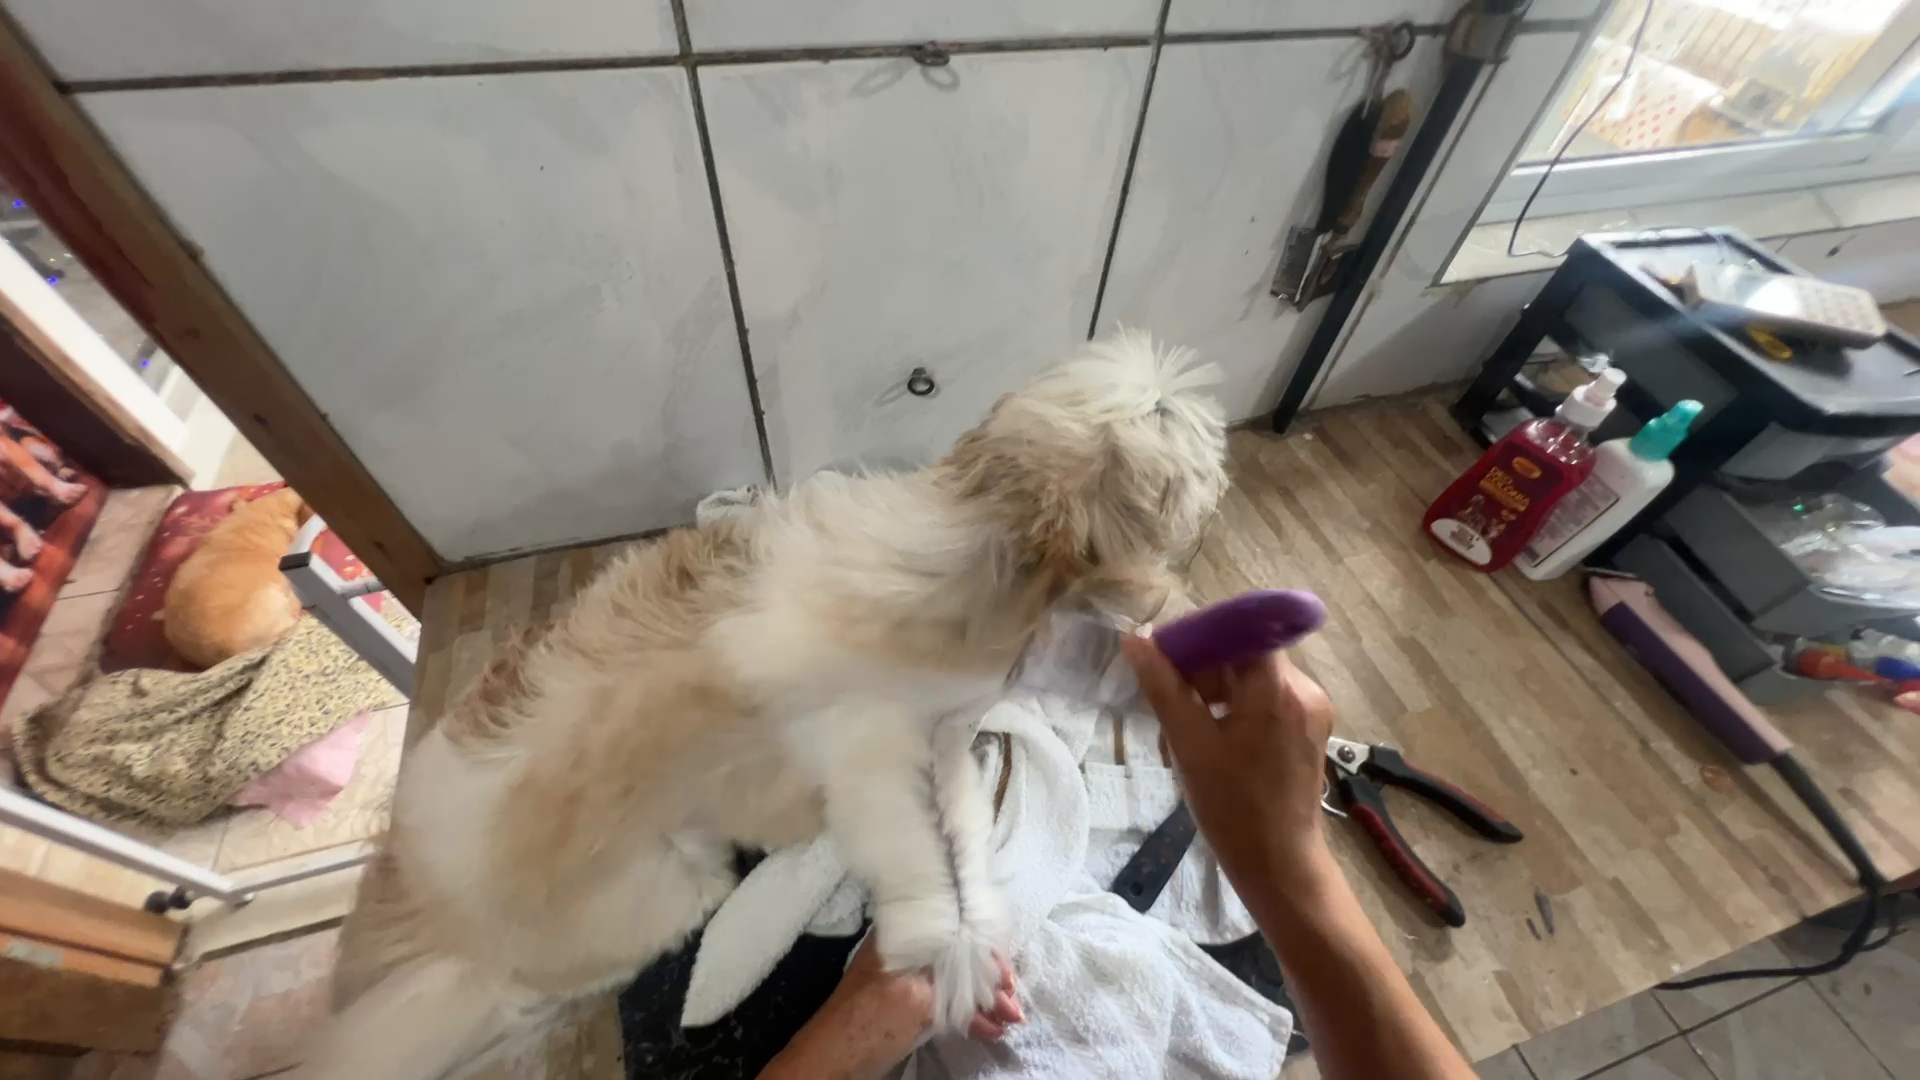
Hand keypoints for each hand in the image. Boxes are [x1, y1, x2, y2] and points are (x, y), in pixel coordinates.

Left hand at [762, 937, 1020, 1079]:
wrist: (830, 1063)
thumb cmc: (868, 1020)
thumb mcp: (915, 996)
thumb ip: (955, 985)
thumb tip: (998, 991)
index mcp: (905, 931)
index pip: (957, 927)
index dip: (987, 950)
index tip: (1008, 975)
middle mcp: (909, 946)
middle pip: (960, 952)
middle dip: (990, 977)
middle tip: (1014, 1002)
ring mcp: (908, 975)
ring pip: (956, 977)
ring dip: (984, 998)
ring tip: (1011, 1018)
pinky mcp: (908, 1002)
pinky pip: (947, 998)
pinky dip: (969, 1012)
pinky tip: (990, 1027)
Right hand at [1121, 635, 1336, 886]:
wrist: (1280, 866)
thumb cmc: (1232, 807)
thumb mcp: (1189, 743)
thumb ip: (1162, 685)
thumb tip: (1134, 639)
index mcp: (1278, 689)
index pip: (1242, 629)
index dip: (1202, 633)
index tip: (1169, 655)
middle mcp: (1304, 690)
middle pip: (1245, 652)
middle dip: (1203, 669)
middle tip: (1170, 701)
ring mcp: (1310, 709)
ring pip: (1251, 675)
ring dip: (1214, 690)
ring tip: (1186, 728)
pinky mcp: (1308, 727)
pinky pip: (1264, 696)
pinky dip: (1234, 706)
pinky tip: (1211, 737)